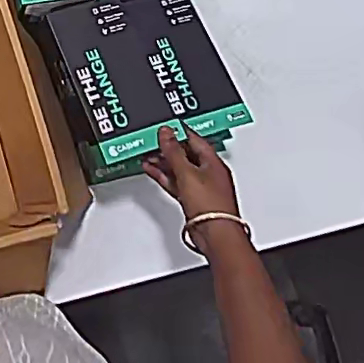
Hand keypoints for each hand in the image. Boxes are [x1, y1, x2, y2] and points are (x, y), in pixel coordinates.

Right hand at [142, 127, 244, 251]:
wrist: (215, 235)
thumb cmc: (212, 206)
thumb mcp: (187, 173)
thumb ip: (174, 152)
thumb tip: (167, 133)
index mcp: (213, 162)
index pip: (194, 140)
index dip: (179, 132)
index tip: (165, 127)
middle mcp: (208, 173)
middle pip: (185, 154)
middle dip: (168, 148)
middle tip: (152, 141)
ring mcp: (200, 187)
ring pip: (179, 169)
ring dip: (163, 162)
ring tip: (148, 155)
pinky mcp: (193, 199)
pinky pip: (176, 182)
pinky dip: (164, 176)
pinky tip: (153, 171)